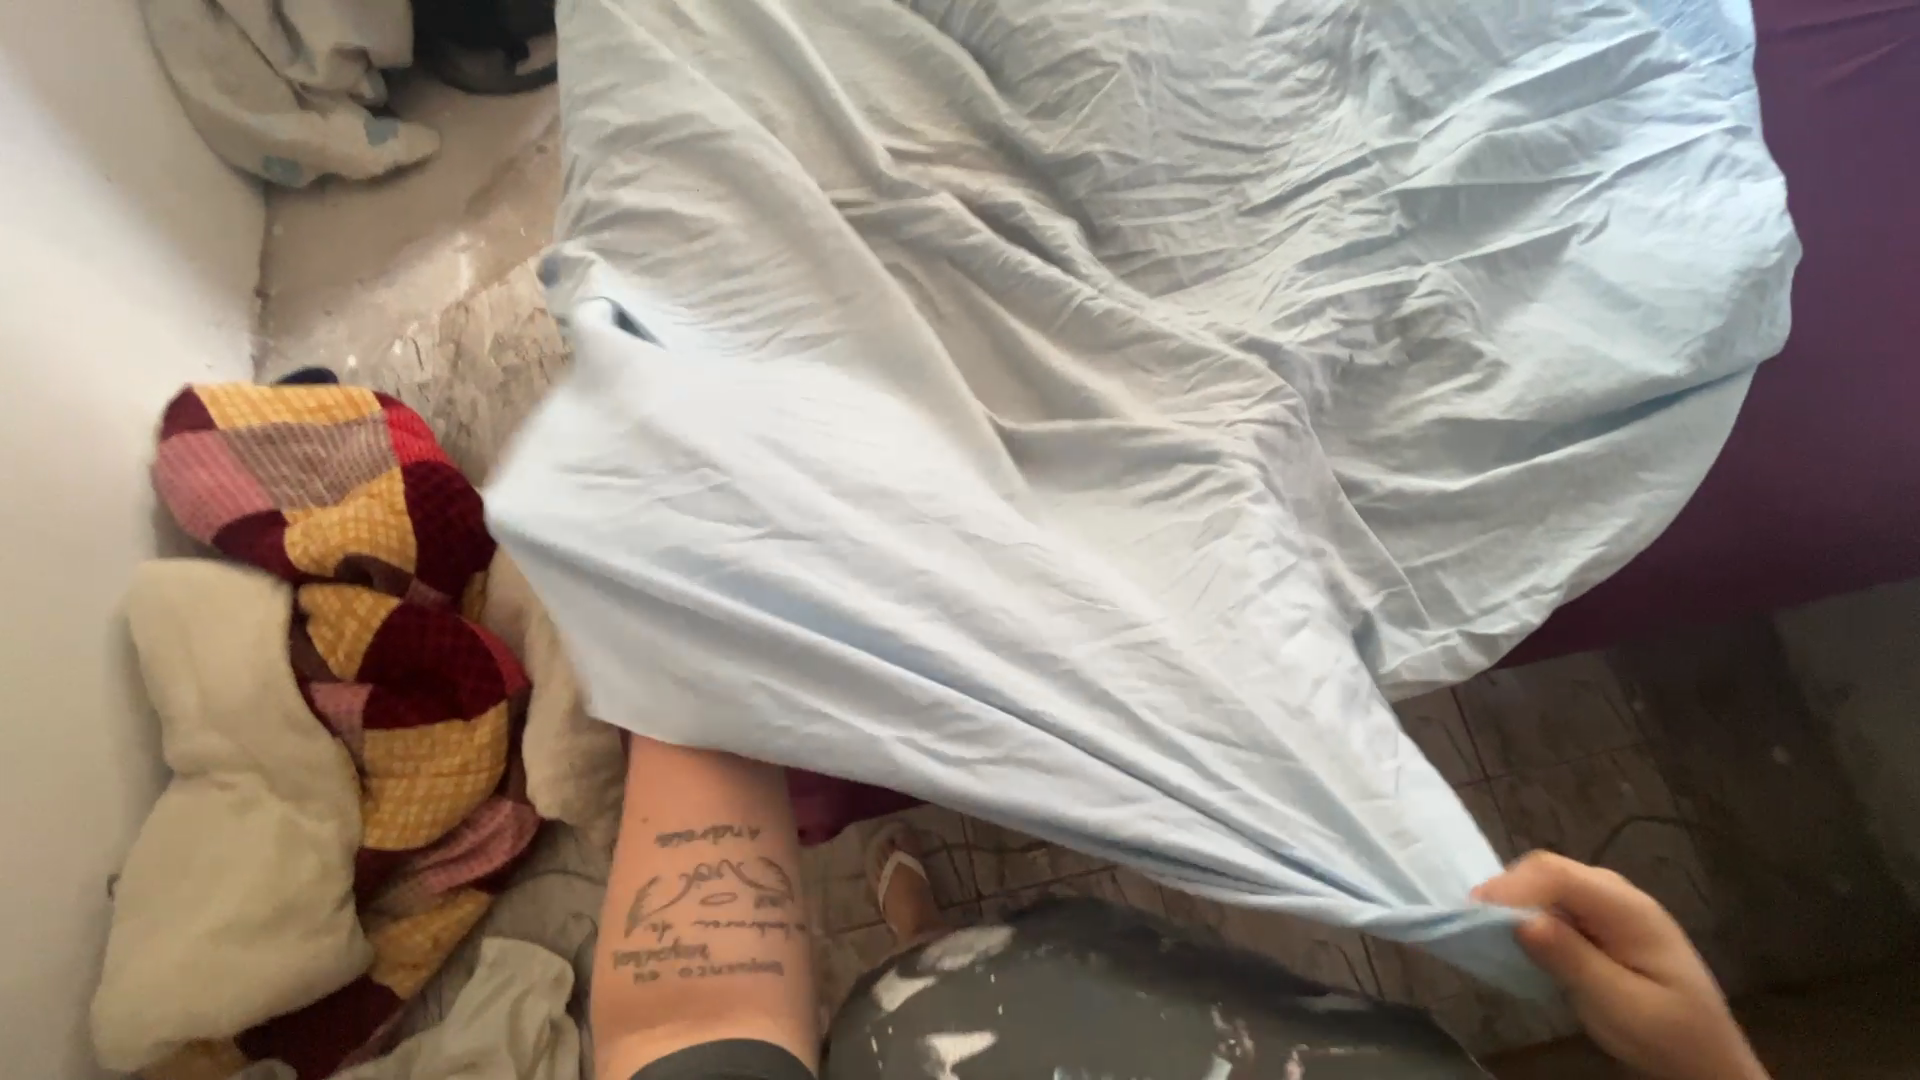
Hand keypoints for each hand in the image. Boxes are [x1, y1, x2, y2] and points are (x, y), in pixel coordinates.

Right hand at [1473, 852, 1767, 1079]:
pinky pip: (1553, 898)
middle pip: (1548, 869)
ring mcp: (1610, 904)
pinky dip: (1528, 909)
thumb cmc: (1669, 1038)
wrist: (1710, 1067)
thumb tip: (1519, 920)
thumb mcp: (1622, 1008)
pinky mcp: (1599, 919)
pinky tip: (1522, 934)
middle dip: (1508, 889)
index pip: (1556, 873)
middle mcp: (1619, 895)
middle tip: (1476, 922)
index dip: (1511, 885)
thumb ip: (1573, 960)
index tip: (1476, 914)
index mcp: (1629, 910)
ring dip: (1516, 899)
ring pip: (1546, 880)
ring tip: (1493, 928)